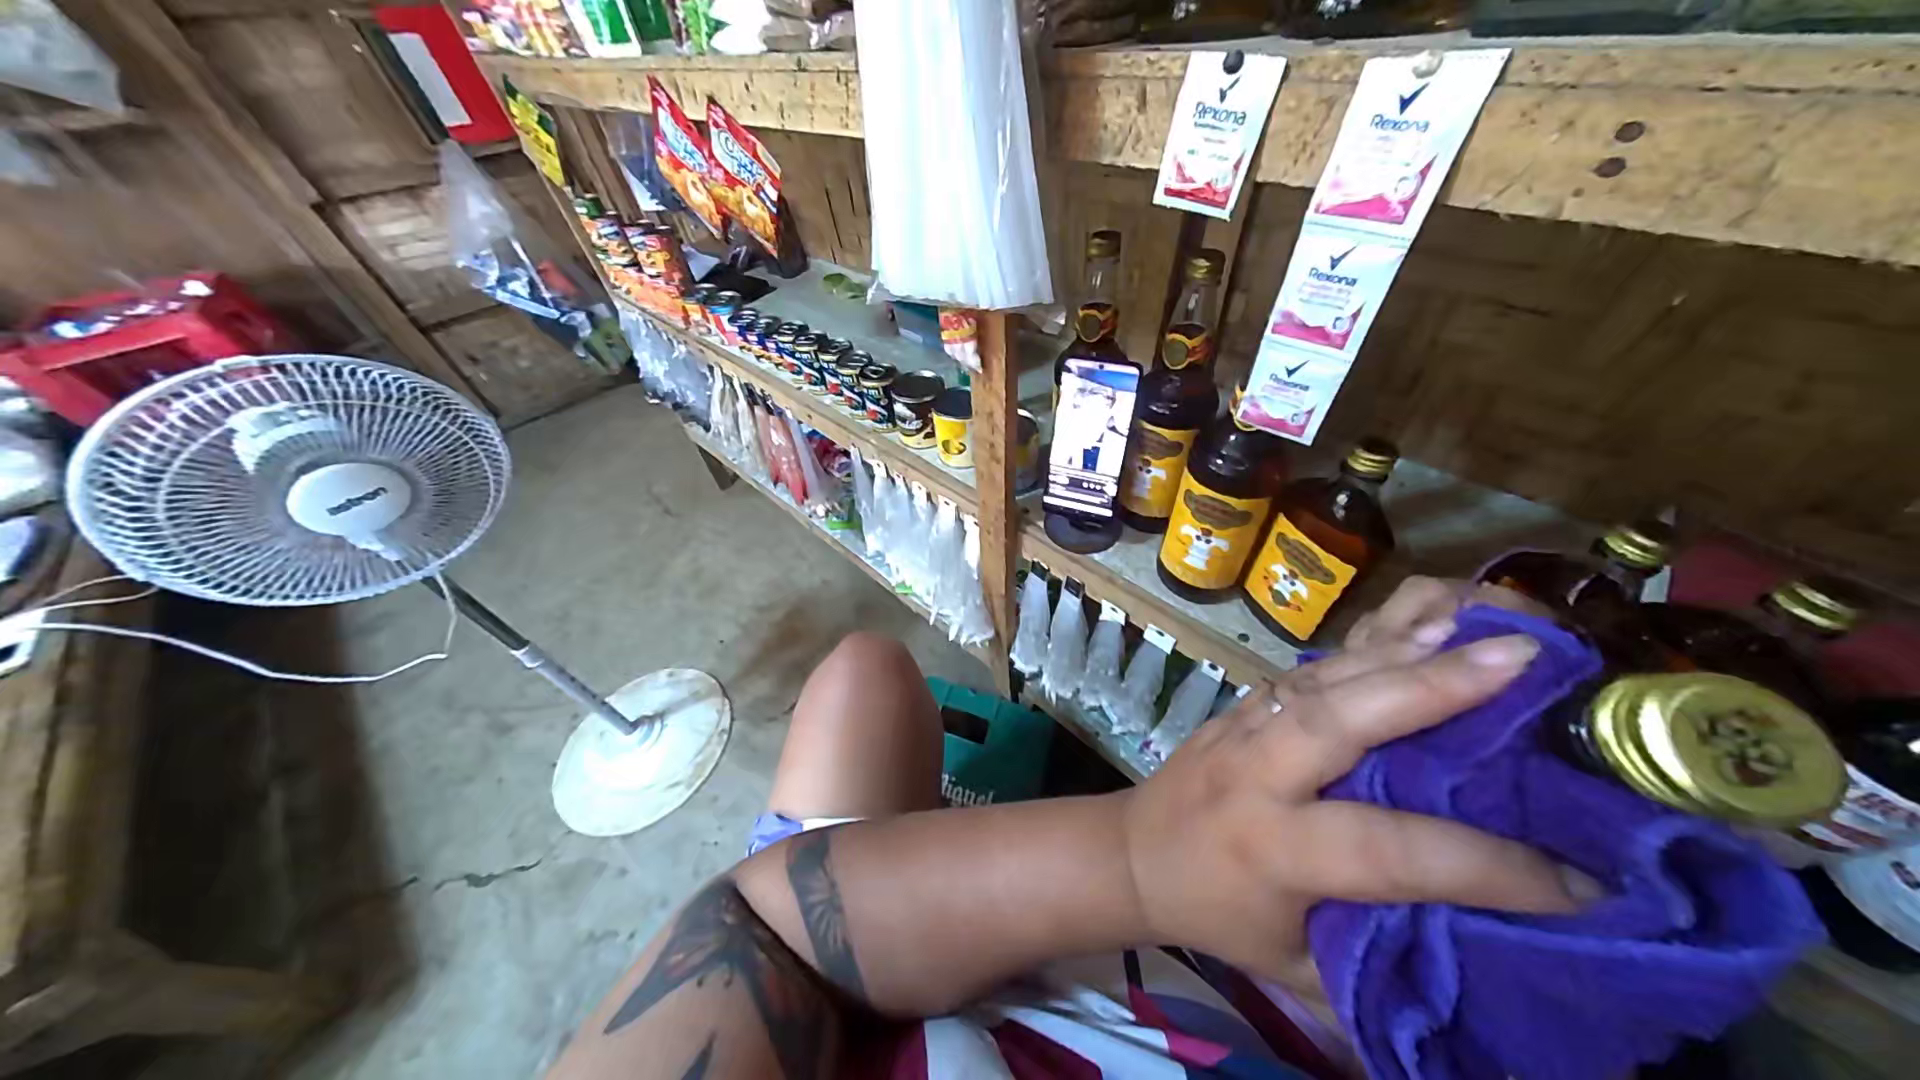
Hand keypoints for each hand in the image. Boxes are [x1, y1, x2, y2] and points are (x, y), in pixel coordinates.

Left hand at [1115, 578, 1593, 993]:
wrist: (1132, 851)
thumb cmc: (1216, 913)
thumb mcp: (1295, 963)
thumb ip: (1381, 960)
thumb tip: (1497, 962)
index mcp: (1272, 846)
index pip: (1385, 846)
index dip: (1485, 867)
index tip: (1586, 884)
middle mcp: (1258, 773)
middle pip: (1337, 718)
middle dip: (1428, 688)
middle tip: (1523, 661)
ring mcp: (1246, 724)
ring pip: (1325, 680)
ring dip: (1404, 648)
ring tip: (1484, 622)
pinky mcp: (1245, 702)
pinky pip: (1313, 668)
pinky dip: (1370, 643)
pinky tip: (1420, 619)